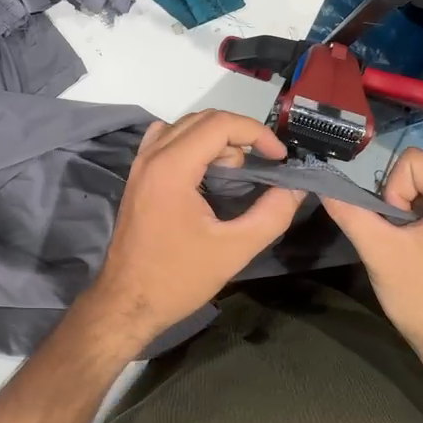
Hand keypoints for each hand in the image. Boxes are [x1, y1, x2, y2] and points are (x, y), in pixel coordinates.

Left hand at [86, 111, 304, 346]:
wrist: (126, 303)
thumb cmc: (178, 278)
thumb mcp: (234, 250)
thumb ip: (271, 215)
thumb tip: (296, 188)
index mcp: (172, 167)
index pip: (220, 124)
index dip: (256, 133)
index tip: (280, 157)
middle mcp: (153, 155)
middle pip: (204, 119)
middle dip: (240, 136)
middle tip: (262, 167)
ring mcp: (142, 163)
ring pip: (186, 126)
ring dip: (217, 139)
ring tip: (235, 174)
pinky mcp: (139, 174)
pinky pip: (169, 139)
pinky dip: (194, 143)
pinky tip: (206, 172)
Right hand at [321, 147, 422, 354]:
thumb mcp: (379, 251)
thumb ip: (350, 212)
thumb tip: (322, 184)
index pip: (414, 162)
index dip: (394, 191)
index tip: (398, 229)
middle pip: (421, 172)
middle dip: (400, 202)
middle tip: (403, 241)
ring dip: (407, 212)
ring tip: (411, 247)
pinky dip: (419, 219)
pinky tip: (421, 249)